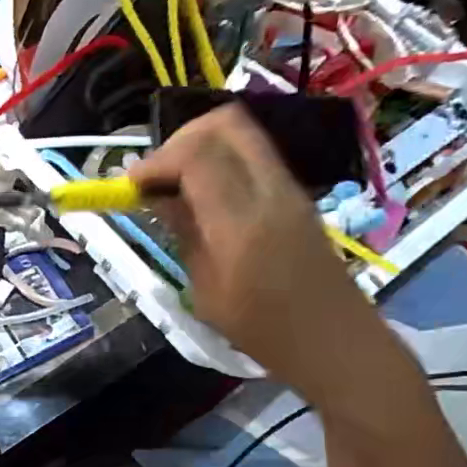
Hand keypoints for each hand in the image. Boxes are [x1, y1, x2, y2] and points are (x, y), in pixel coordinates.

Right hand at [129, 105, 376, 406]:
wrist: (335, 343)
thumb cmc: (265, 332)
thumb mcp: (207, 293)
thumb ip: (185, 234)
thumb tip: (159, 197)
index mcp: (242, 225)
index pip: (196, 156)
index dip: (156, 161)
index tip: (131, 185)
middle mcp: (270, 192)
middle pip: (225, 124)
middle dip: (180, 139)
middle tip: (157, 175)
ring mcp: (290, 188)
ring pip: (242, 133)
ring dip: (202, 146)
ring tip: (177, 184)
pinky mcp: (297, 194)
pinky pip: (254, 155)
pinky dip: (222, 159)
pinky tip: (205, 195)